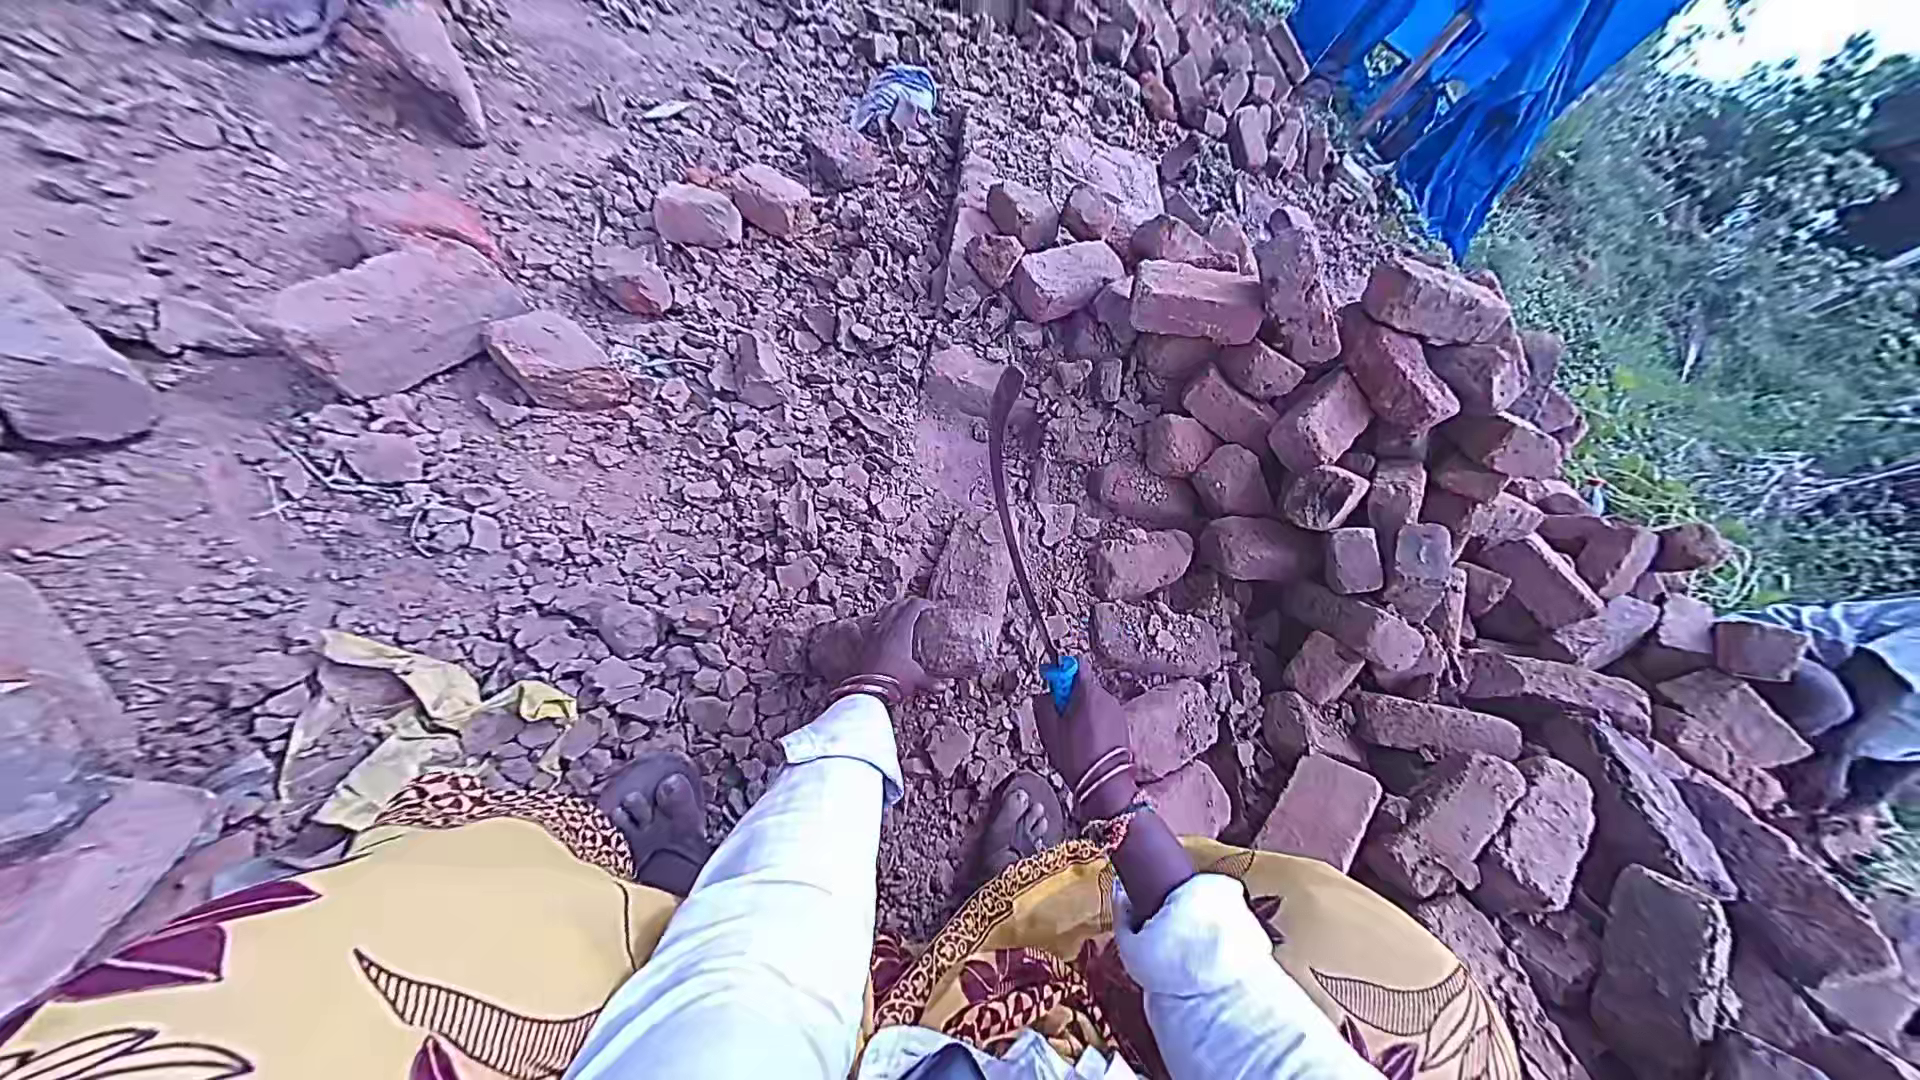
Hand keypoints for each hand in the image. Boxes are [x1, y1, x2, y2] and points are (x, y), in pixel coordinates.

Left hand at [853, 596, 932, 699]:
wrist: (868, 692)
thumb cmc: (895, 681)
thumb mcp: (917, 680)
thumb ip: (932, 681)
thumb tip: (945, 685)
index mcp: (901, 630)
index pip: (913, 607)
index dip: (923, 604)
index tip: (930, 607)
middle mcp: (885, 627)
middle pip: (897, 606)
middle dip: (907, 604)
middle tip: (916, 607)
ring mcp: (872, 634)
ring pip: (882, 613)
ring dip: (891, 610)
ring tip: (898, 613)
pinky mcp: (862, 644)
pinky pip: (870, 626)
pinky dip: (877, 623)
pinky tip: (878, 628)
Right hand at [1032, 665, 1138, 821]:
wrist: (1104, 784)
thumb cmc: (1076, 755)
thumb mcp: (1048, 728)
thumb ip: (1043, 702)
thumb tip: (1044, 695)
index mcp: (1087, 692)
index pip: (1075, 664)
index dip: (1061, 672)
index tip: (1053, 685)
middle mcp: (1106, 696)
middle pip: (1083, 684)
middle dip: (1070, 695)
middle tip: (1059, 717)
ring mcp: (1116, 711)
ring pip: (1093, 701)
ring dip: (1081, 710)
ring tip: (1072, 734)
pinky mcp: (1122, 725)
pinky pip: (1103, 715)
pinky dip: (1093, 722)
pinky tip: (1085, 741)